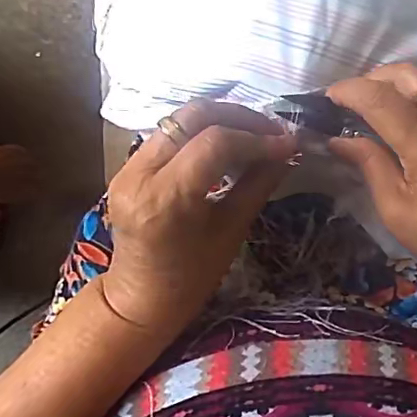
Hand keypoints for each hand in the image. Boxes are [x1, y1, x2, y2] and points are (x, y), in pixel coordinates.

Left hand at [98, 100, 298, 334]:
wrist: (141, 299)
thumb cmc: (191, 278)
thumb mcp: (231, 231)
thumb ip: (257, 184)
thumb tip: (286, 151)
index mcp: (166, 198)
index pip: (215, 143)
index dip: (256, 138)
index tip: (288, 143)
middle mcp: (140, 173)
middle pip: (194, 117)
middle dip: (240, 117)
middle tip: (272, 131)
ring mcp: (128, 167)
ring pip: (181, 119)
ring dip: (222, 120)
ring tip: (255, 135)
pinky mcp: (128, 166)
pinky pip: (170, 134)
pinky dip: (202, 132)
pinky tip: (228, 145)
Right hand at [327, 64, 416, 298]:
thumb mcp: (394, 208)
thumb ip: (369, 163)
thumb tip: (337, 138)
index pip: (384, 101)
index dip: (351, 90)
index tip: (329, 97)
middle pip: (409, 75)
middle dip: (374, 78)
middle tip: (352, 98)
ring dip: (395, 86)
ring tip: (373, 107)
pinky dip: (416, 99)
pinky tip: (402, 121)